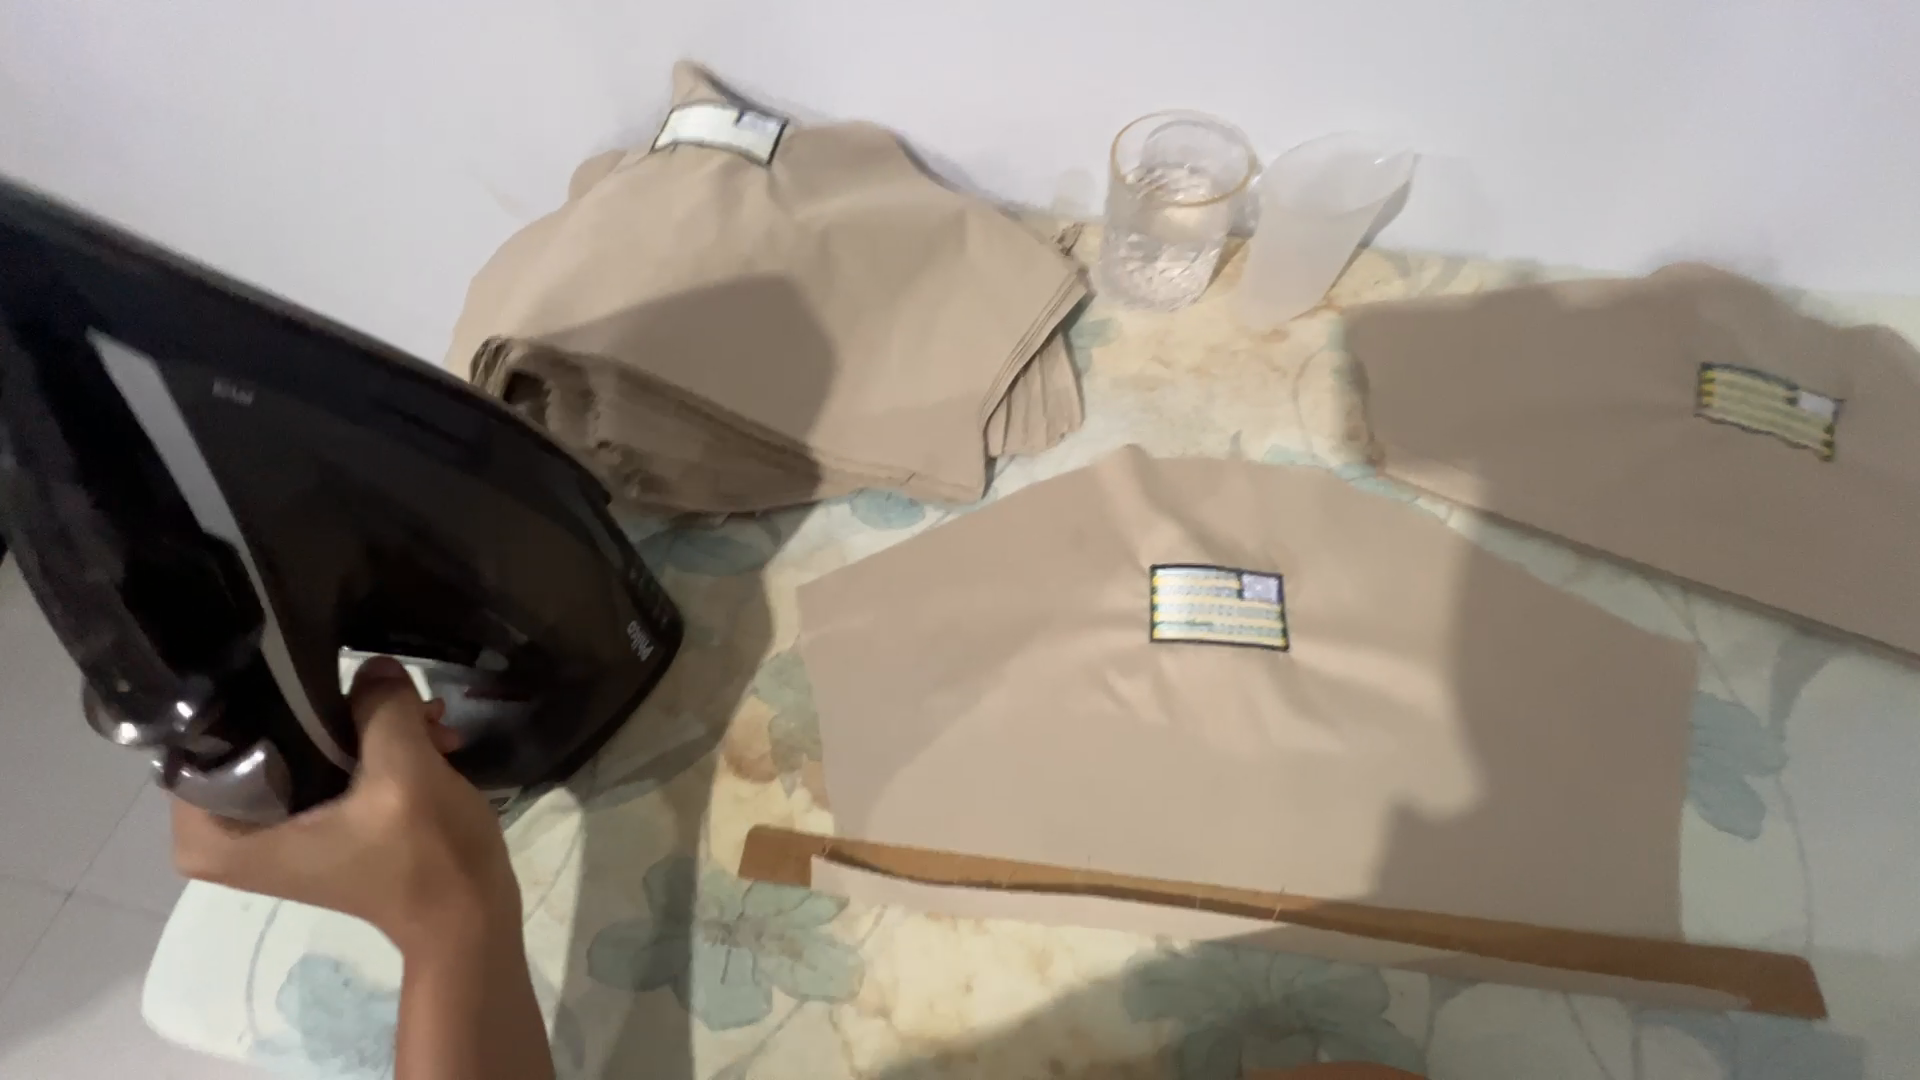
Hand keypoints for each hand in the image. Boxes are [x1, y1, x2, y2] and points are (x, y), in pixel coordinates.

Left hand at [171, 657, 518, 953]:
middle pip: (272, 738)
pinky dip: (386, 748)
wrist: (469, 909)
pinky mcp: (325, 824)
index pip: (211, 742)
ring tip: (433, 722)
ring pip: (315, 745)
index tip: (326, 676)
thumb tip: (375, 664)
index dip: (268, 701)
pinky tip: (436, 739)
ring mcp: (282, 828)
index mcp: (220, 836)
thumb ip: (384, 713)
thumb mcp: (406, 775)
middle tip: (403, 702)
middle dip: (343, 713)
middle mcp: (235, 832)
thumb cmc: (425, 855)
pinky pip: (340, 764)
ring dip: (377, 727)